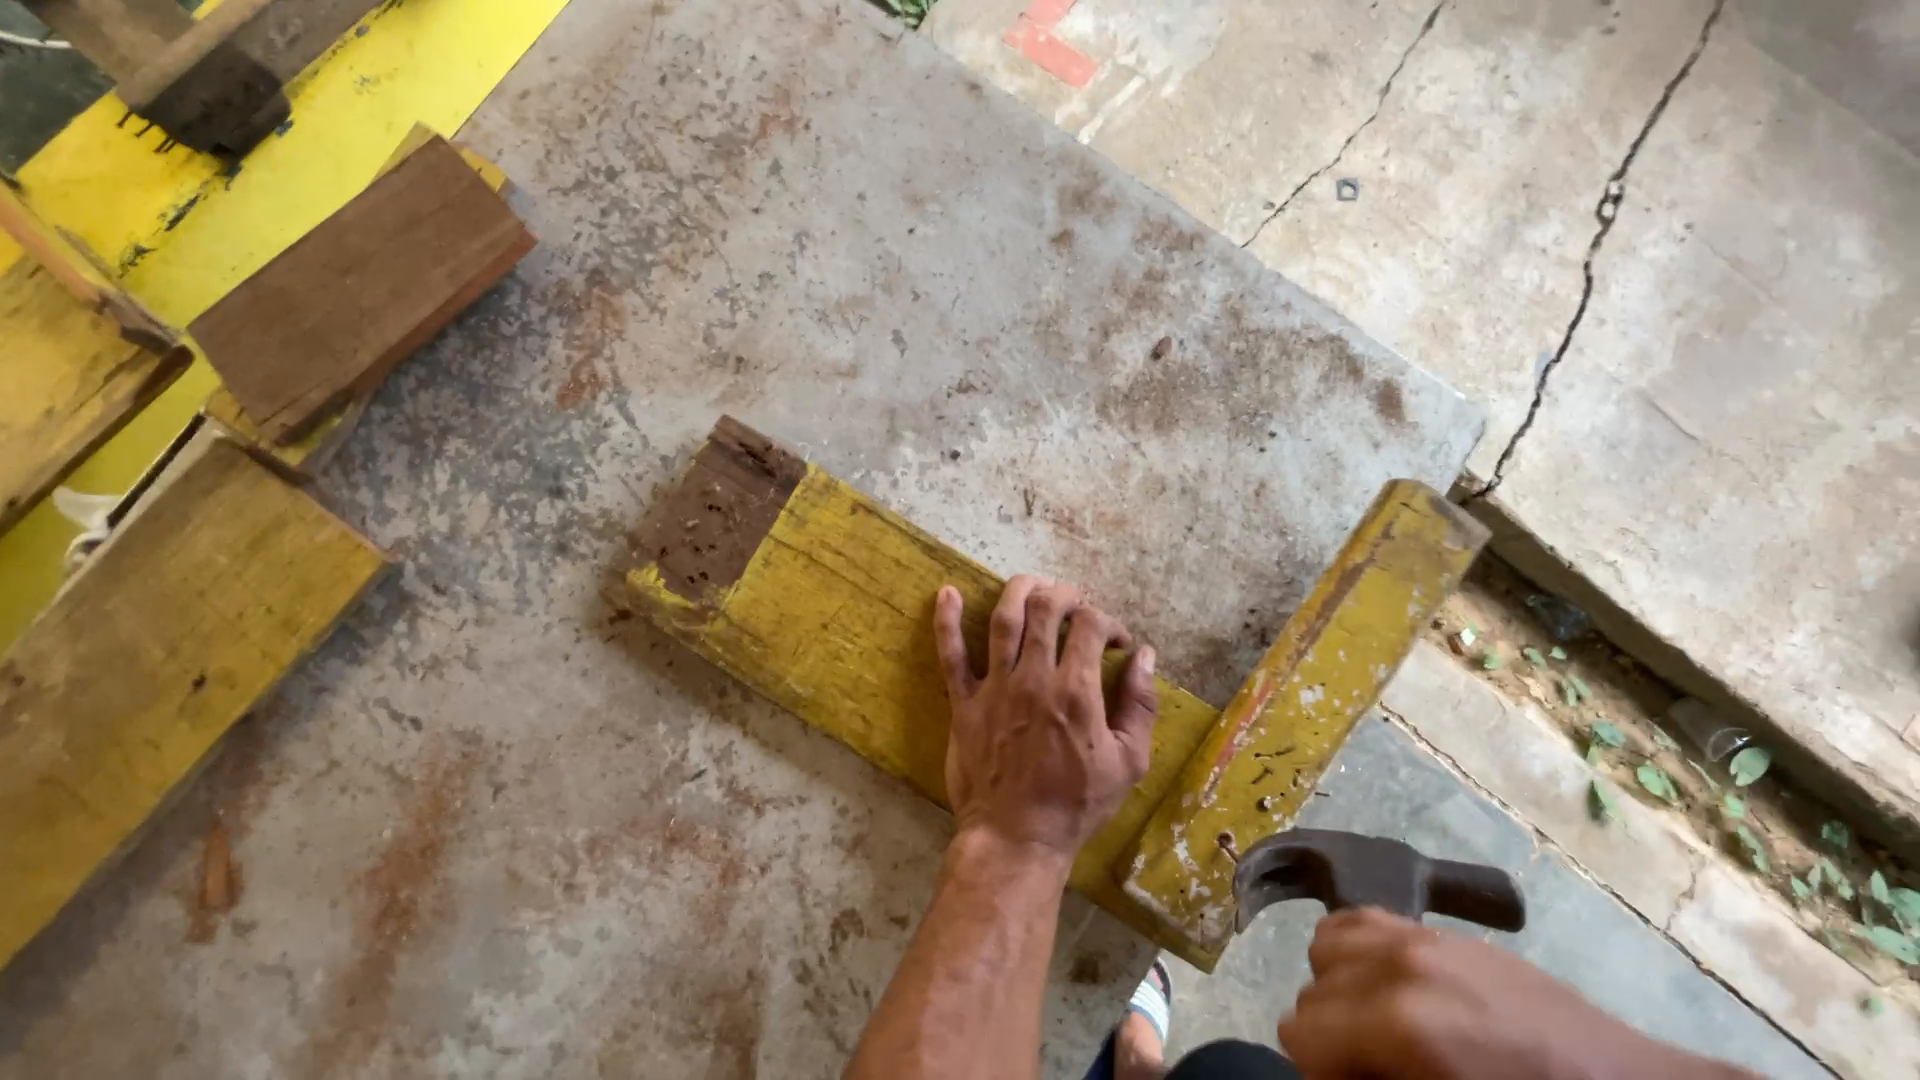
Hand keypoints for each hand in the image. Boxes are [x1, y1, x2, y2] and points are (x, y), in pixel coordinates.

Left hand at [931, 576, 1158, 860]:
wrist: (1016, 837)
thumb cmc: (1077, 804)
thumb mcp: (1129, 762)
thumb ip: (1141, 704)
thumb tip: (1145, 656)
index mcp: (1076, 691)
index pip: (1091, 625)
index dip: (1108, 621)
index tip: (1114, 640)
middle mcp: (1033, 678)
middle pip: (1046, 608)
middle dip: (1066, 594)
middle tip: (1076, 605)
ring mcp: (994, 687)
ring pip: (1003, 619)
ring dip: (1019, 591)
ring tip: (1033, 583)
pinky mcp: (963, 702)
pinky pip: (950, 655)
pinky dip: (947, 622)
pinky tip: (947, 594)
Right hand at [1280, 909, 1752, 1079]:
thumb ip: (1365, 1078)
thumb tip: (1332, 1067)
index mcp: (1397, 1022)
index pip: (1298, 1032)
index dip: (1320, 1070)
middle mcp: (1396, 964)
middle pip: (1309, 991)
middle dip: (1330, 1037)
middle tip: (1375, 1068)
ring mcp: (1418, 936)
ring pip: (1325, 946)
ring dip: (1339, 986)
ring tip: (1379, 1025)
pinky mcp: (1439, 929)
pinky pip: (1361, 920)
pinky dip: (1360, 950)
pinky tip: (1391, 987)